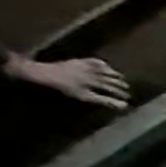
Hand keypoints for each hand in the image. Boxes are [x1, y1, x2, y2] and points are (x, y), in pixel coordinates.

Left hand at [5, 55, 131, 110]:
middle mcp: (93, 72)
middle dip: (118, 83)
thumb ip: (104, 100)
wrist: (38, 72)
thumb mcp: (83, 96)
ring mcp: (84, 66)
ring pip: (104, 69)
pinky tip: (105, 64)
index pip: (112, 88)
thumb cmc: (60, 86)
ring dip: (113, 73)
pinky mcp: (75, 62)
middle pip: (109, 78)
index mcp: (95, 81)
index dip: (121, 93)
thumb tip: (124, 106)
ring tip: (119, 76)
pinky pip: (92, 61)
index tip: (128, 98)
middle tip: (126, 87)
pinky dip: (101, 63)